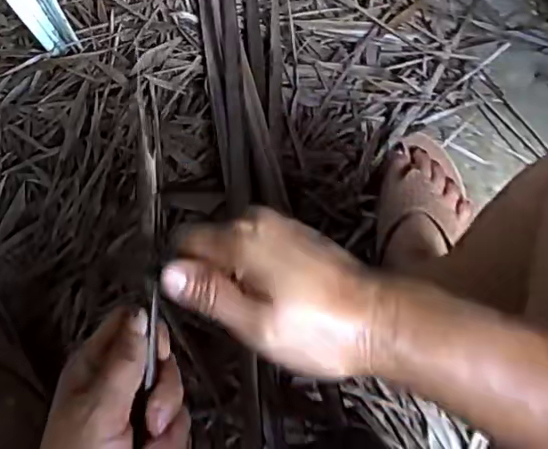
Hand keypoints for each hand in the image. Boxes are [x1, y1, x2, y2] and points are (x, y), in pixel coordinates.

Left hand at [41, 306, 188, 448]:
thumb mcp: (98, 409)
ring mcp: (134, 413)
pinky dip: (170, 446)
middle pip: (159, 358)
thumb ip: (124, 360)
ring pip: (173, 395)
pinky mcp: (151, 441)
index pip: (129, 321)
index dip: (150, 329)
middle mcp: (116, 383)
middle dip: (164, 390)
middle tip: (152, 418)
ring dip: (168, 427)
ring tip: (147, 448)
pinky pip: (178, 428)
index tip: (159, 353)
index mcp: (94, 364)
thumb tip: (142, 311)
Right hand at [160, 207, 386, 378]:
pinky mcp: (294, 232)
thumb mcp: (255, 323)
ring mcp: (278, 223)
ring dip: (232, 268)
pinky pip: (256, 241)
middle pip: (208, 238)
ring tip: (255, 306)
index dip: (180, 270)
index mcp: (241, 238)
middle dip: (208, 271)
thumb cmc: (322, 326)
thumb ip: (209, 293)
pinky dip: (254, 264)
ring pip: (232, 239)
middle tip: (228, 311)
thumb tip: (171, 273)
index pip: (184, 239)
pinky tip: (274, 294)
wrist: (376, 316)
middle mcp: (257, 220)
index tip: (188, 296)